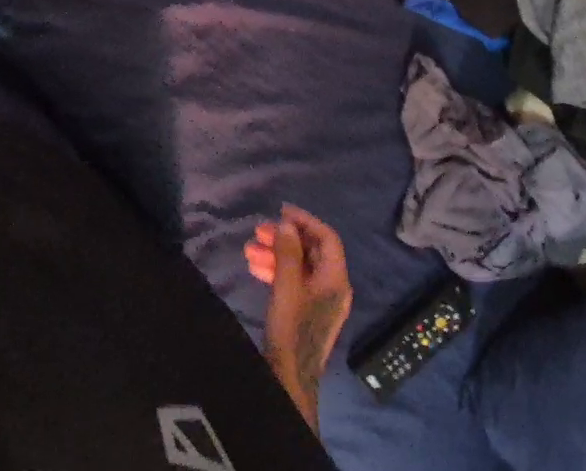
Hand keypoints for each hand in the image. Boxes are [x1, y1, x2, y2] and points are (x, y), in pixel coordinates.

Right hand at [246, 205, 352, 432]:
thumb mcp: (287, 286)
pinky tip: (255, 269)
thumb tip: (287, 224)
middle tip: (258, 231)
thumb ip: (288, 253)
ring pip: (299, 266)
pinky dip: (276, 271)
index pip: (327, 239)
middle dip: (285, 238)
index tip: (280, 210)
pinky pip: (294, 281)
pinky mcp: (306, 310)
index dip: (305, 221)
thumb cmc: (291, 327)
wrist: (290, 374)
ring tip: (249, 250)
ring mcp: (320, 300)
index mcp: (336, 280)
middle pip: (312, 251)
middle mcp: (333, 287)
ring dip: (276, 254)